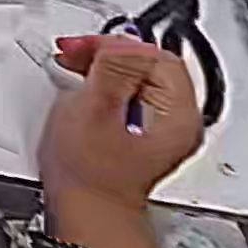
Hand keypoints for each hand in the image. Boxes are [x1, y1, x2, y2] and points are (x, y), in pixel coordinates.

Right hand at [39, 35, 203, 213]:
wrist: (86, 205)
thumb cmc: (88, 167)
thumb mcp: (95, 109)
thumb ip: (113, 71)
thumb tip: (126, 42)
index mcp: (176, 114)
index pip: (158, 57)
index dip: (116, 45)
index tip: (83, 48)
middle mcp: (176, 120)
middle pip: (150, 64)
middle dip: (108, 51)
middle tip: (73, 53)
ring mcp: (158, 126)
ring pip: (137, 75)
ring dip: (102, 63)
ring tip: (72, 65)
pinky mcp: (138, 128)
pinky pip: (128, 89)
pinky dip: (103, 79)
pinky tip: (81, 83)